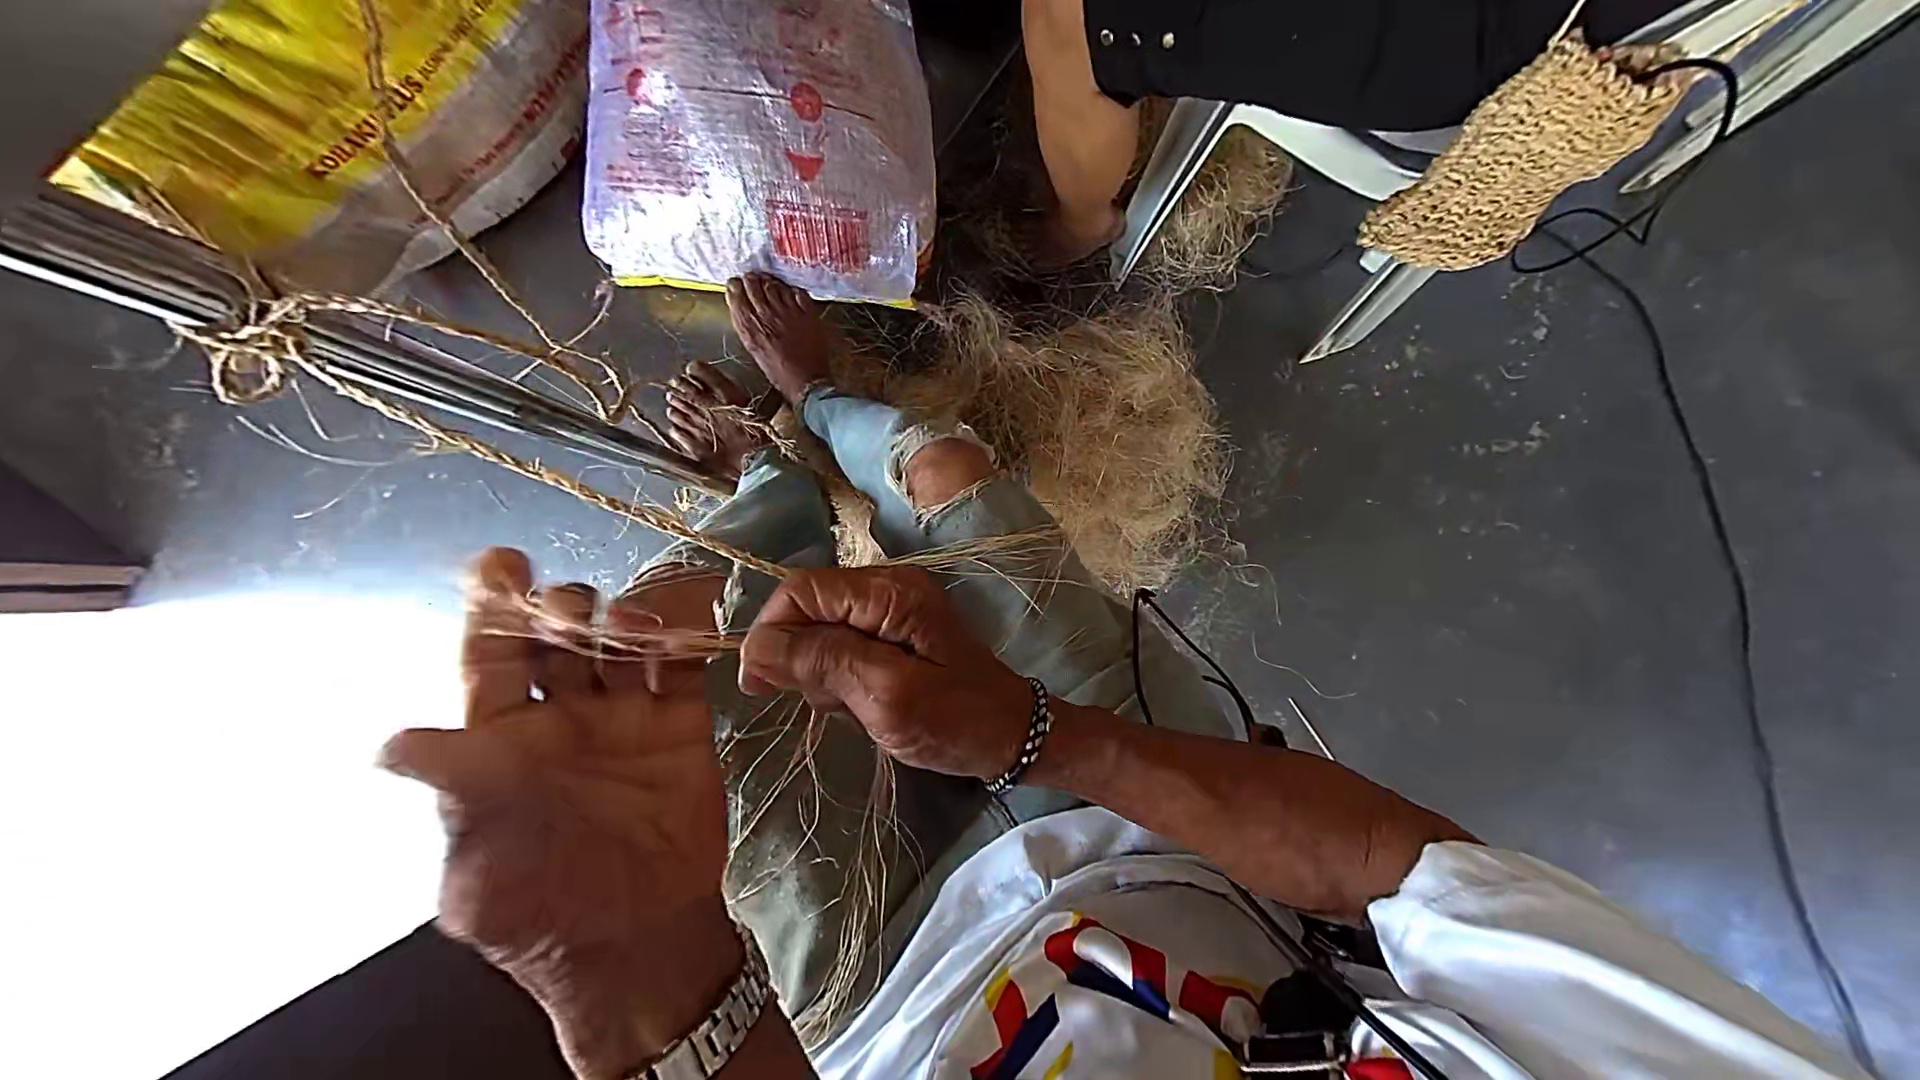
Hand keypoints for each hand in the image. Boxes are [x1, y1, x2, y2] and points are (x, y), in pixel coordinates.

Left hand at [380, 549, 736, 1078]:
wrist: (638, 939)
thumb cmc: (543, 909)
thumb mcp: (478, 869)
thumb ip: (454, 799)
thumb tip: (398, 744)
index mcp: (506, 740)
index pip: (495, 658)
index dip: (494, 608)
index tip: (503, 563)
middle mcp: (568, 716)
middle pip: (563, 636)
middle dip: (563, 608)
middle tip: (573, 612)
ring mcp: (630, 715)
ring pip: (626, 641)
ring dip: (628, 617)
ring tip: (631, 625)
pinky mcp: (684, 722)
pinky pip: (686, 666)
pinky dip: (689, 636)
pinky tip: (689, 618)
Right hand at [737, 566, 1033, 778]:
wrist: (1011, 736)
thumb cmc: (957, 721)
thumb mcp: (888, 696)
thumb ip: (826, 662)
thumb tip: (759, 645)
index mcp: (890, 592)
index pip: (802, 589)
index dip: (772, 631)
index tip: (762, 683)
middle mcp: (888, 588)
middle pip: (808, 610)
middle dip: (803, 660)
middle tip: (836, 703)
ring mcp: (891, 610)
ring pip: (820, 634)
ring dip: (823, 677)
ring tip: (858, 708)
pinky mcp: (892, 634)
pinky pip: (841, 651)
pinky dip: (840, 682)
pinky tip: (864, 704)